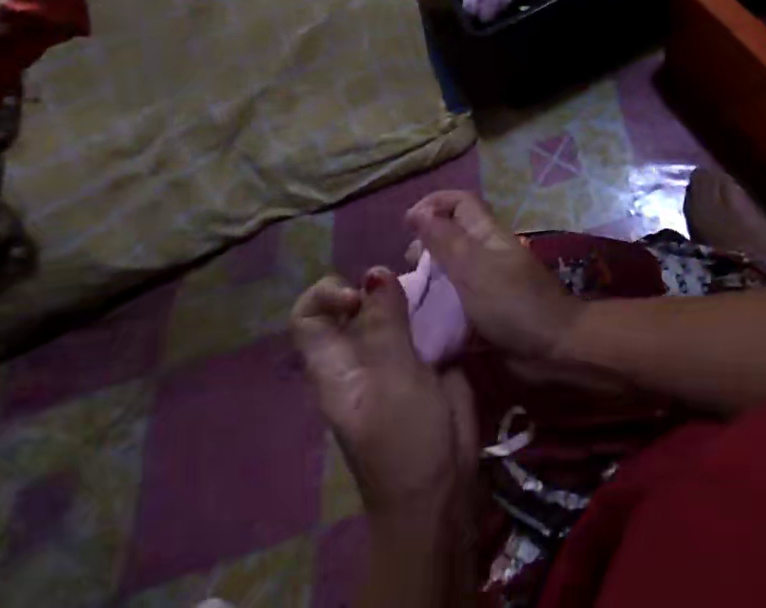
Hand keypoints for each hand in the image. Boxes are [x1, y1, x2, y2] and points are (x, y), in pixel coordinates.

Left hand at [290, 269, 476, 519]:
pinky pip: (426, 326)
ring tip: (435, 285)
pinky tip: (455, 301)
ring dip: (412, 295)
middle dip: (380, 287)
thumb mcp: (394, 380)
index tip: (361, 294)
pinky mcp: (428, 364)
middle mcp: (360, 356)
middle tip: (409, 285)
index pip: (310, 314)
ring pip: (394, 312)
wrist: (442, 492)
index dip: (328, 294)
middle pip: (357, 306)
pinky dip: (436, 311)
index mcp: (335, 364)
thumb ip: (386, 324)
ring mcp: (395, 359)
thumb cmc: (405, 442)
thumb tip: (376, 271)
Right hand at [405, 190, 583, 359]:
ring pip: (452, 264)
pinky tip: (425, 310)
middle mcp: (487, 251)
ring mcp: (488, 280)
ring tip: (412, 287)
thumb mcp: (473, 267)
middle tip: (408, 262)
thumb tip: (416, 213)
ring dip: (430, 270)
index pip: (459, 202)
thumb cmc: (513, 303)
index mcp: (487, 233)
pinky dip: (439, 296)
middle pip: (453, 232)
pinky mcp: (486, 308)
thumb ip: (444, 240)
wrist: (553, 348)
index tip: (406, 224)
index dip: (433, 204)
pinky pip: (456, 293)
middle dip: (427, 240)